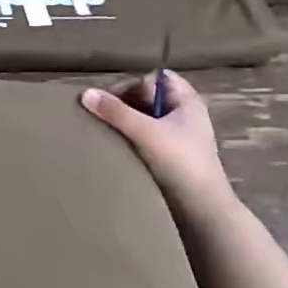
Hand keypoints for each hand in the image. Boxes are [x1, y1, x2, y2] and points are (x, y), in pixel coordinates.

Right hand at [81, 71, 237, 206]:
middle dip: (124, 104)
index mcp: (187, 101)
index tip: (109, 100)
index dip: (132, 84)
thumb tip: (85, 93)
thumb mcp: (145, 132)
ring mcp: (179, 136)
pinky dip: (131, 139)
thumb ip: (115, 111)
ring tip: (104, 131)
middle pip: (148, 98)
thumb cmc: (180, 162)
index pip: (154, 79)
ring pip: (145, 119)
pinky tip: (116, 148)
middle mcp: (185, 114)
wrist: (202, 208)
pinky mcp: (172, 156)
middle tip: (101, 116)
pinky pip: (146, 138)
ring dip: (126, 123)